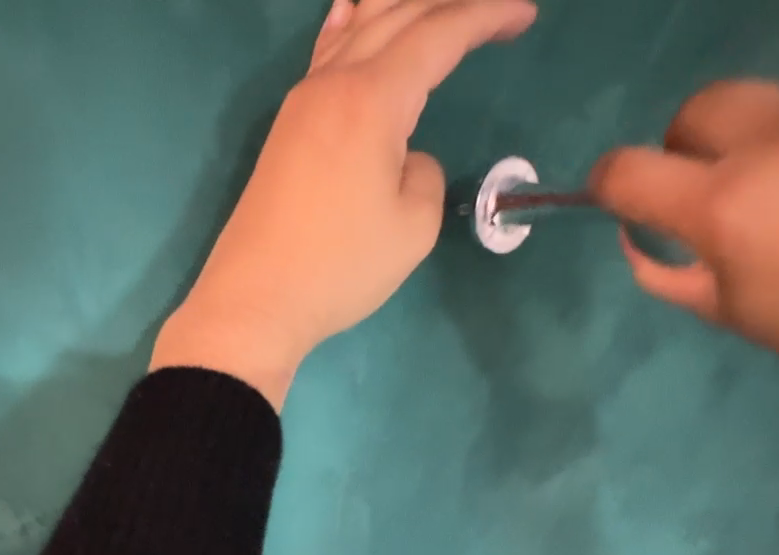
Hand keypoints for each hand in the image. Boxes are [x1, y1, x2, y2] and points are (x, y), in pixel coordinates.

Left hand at [152, 0, 537, 408]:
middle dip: (450, 6)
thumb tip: (403, 158)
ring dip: (398, 7)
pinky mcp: (285, 131)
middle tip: (490, 13)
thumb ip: (423, 175)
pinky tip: (350, 11)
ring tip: (430, 6)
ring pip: (355, 30)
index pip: (440, 35)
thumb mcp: (412, 227)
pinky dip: (346, 27)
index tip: (524, 17)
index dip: (486, 18)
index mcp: (372, 99)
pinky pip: (323, 57)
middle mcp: (333, 85)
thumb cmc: (338, 269)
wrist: (255, 302)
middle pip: (396, 17)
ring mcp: (301, 105)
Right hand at [591, 80, 778, 495]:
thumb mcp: (731, 313)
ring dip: (762, 138)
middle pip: (697, 108)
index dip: (608, 184)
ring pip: (774, 99)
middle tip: (716, 190)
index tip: (620, 200)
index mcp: (725, 206)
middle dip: (686, 147)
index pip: (627, 170)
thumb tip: (644, 232)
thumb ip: (669, 268)